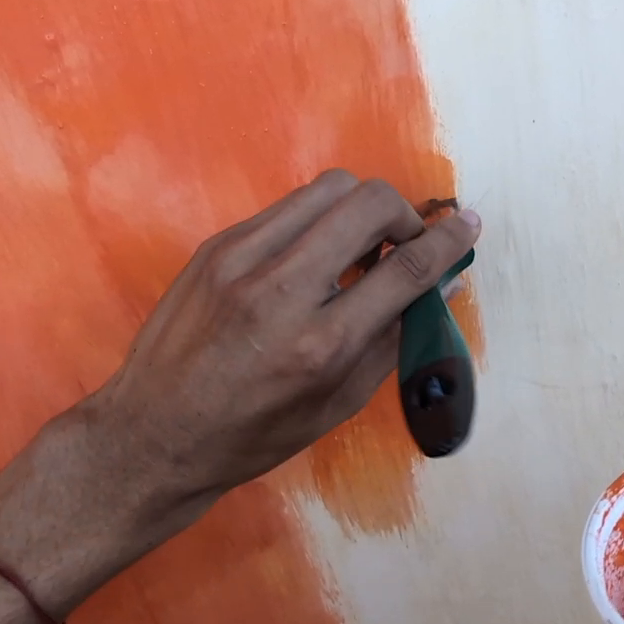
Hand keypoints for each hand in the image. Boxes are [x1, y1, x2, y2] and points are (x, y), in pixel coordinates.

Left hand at [0, 171, 476, 611]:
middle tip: (403, 245)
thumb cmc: (256, 435)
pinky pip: (288, 206)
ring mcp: (242, 257)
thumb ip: (393, 338)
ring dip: (361, 209)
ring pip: (328, 188)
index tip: (469, 225)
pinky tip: (312, 257)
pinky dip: (318, 221)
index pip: (404, 269)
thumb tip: (437, 286)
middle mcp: (283, 288)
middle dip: (404, 214)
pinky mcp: (216, 244)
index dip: (447, 241)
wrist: (154, 432)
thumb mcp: (339, 405)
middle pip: (368, 202)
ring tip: (358, 248)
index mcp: (322, 344)